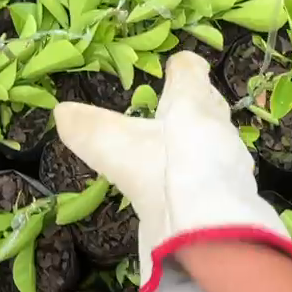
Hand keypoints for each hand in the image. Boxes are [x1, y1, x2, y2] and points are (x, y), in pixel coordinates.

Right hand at [53, 50, 291, 291]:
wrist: (206, 226)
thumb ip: (89, 128)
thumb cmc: (163, 165)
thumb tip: (61, 112)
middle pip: (208, 106)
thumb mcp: (113, 143)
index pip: (191, 72)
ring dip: (199, 142)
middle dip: (193, 105)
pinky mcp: (229, 199)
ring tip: (175, 148)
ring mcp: (230, 165)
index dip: (181, 67)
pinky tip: (183, 188)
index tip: (175, 65)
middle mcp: (218, 127)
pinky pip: (214, 177)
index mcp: (192, 101)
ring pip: (217, 143)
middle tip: (175, 107)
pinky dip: (200, 176)